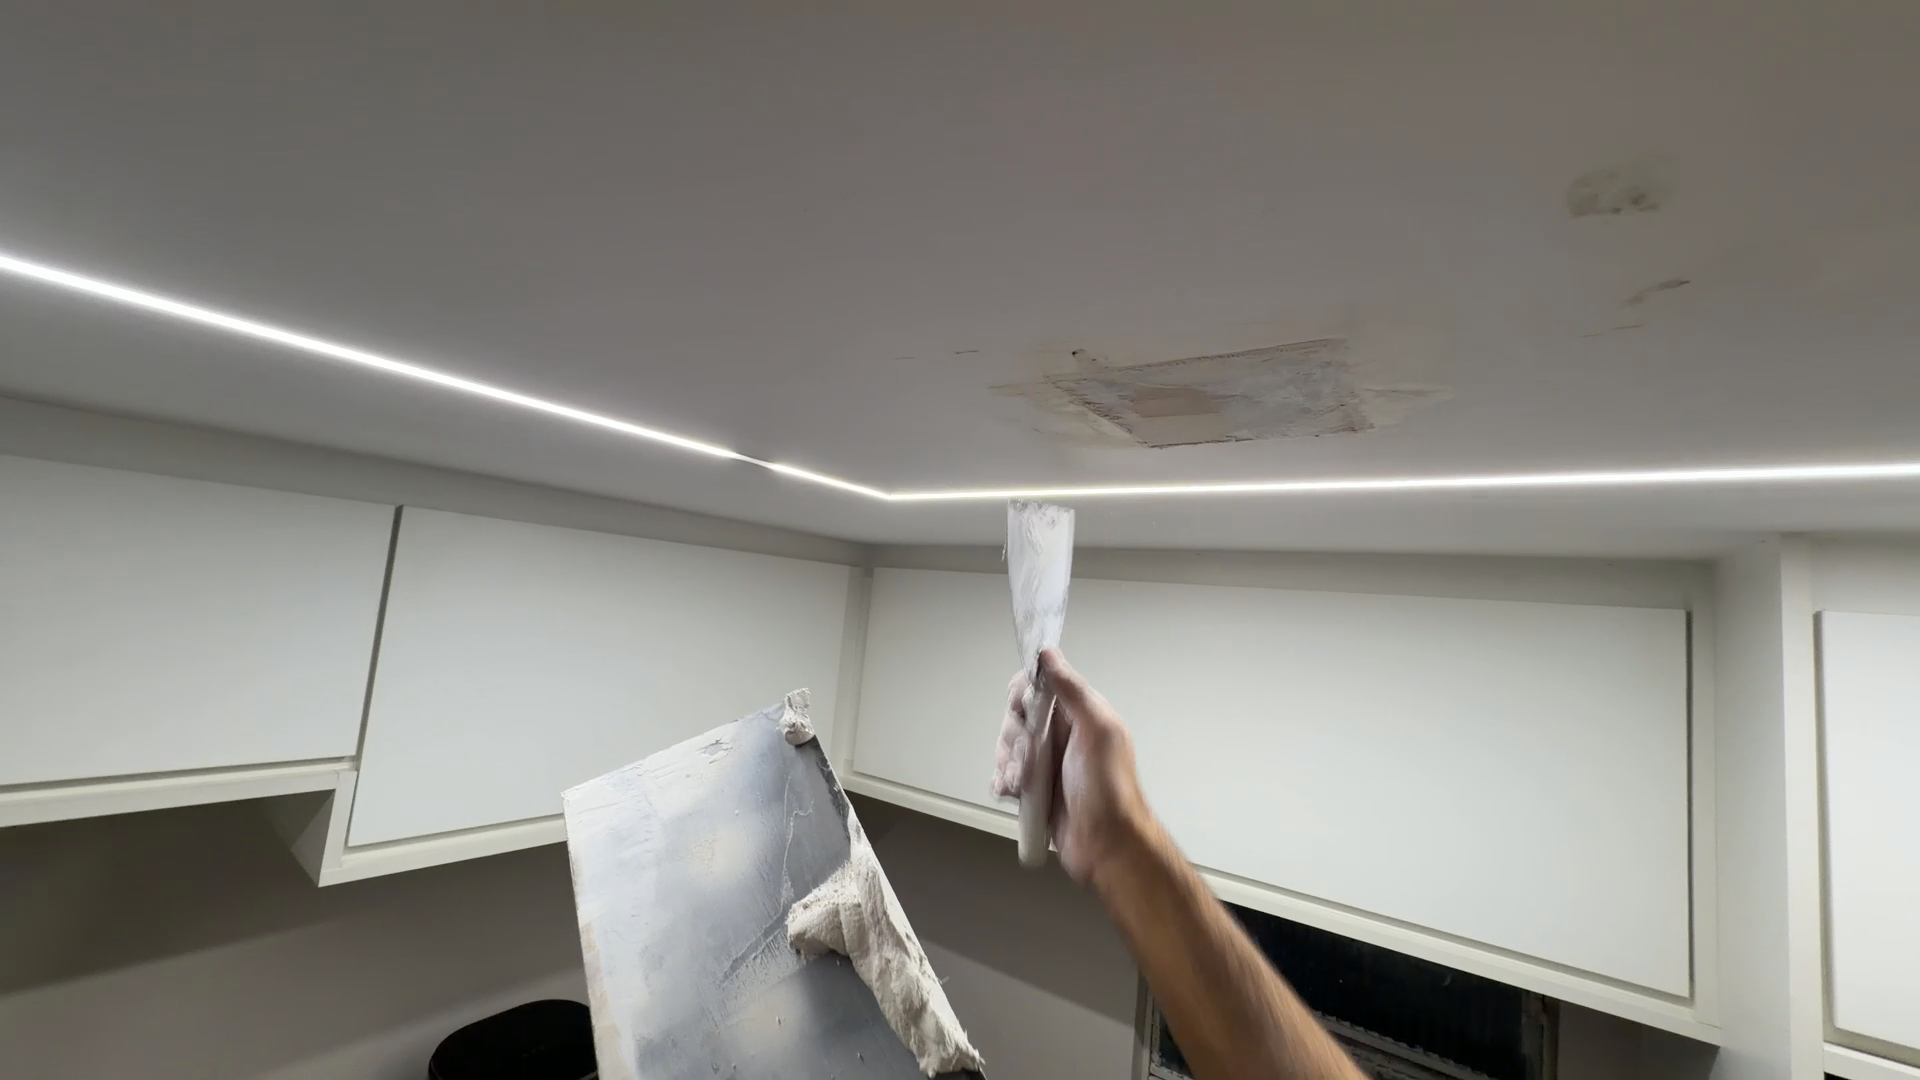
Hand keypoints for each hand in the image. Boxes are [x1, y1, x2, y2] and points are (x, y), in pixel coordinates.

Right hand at [990, 648, 1149, 885]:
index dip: (1023, 694)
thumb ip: (1073, 690)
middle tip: (1029, 756)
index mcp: (1078, 713)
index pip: (1038, 685)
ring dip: (1009, 763)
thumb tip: (1048, 653)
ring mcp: (1045, 762)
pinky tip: (1012, 793)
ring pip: (1007, 746)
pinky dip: (1003, 781)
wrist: (1106, 847)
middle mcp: (1060, 733)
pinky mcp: (1033, 788)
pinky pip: (1004, 774)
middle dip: (1014, 737)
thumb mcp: (1098, 730)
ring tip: (1023, 783)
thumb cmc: (1109, 788)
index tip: (1024, 710)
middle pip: (1016, 717)